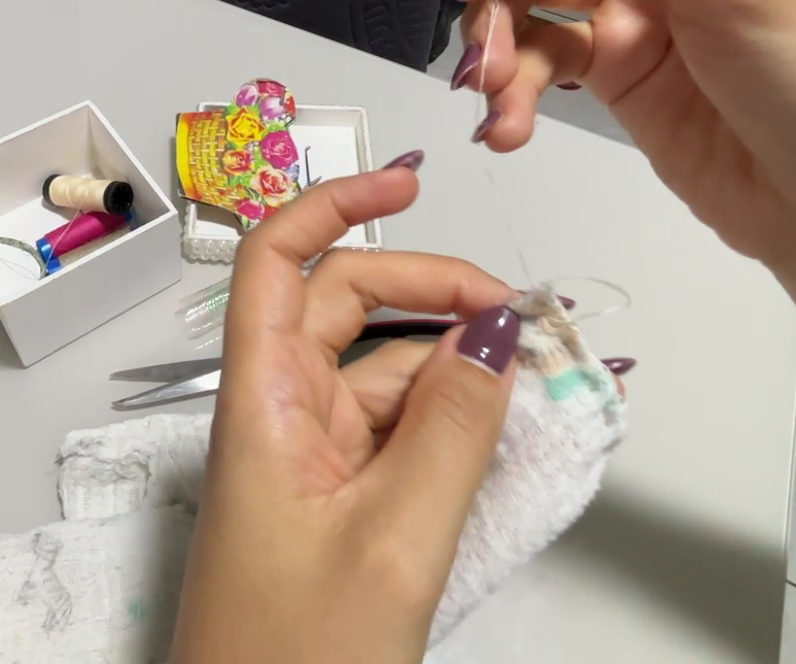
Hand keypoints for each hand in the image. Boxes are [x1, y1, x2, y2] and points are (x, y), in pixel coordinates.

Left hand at [170, 160, 522, 662]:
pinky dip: (445, 413)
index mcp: (260, 393)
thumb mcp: (394, 541)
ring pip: (377, 365)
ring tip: (534, 368)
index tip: (412, 180)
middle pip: (342, 301)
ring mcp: (306, 444)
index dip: (333, 204)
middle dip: (427, 287)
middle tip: (519, 311)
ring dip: (449, 357)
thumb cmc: (303, 653)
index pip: (276, 259)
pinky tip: (502, 420)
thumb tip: (500, 334)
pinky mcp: (333, 486)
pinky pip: (391, 422)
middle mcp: (277, 401)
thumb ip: (452, 430)